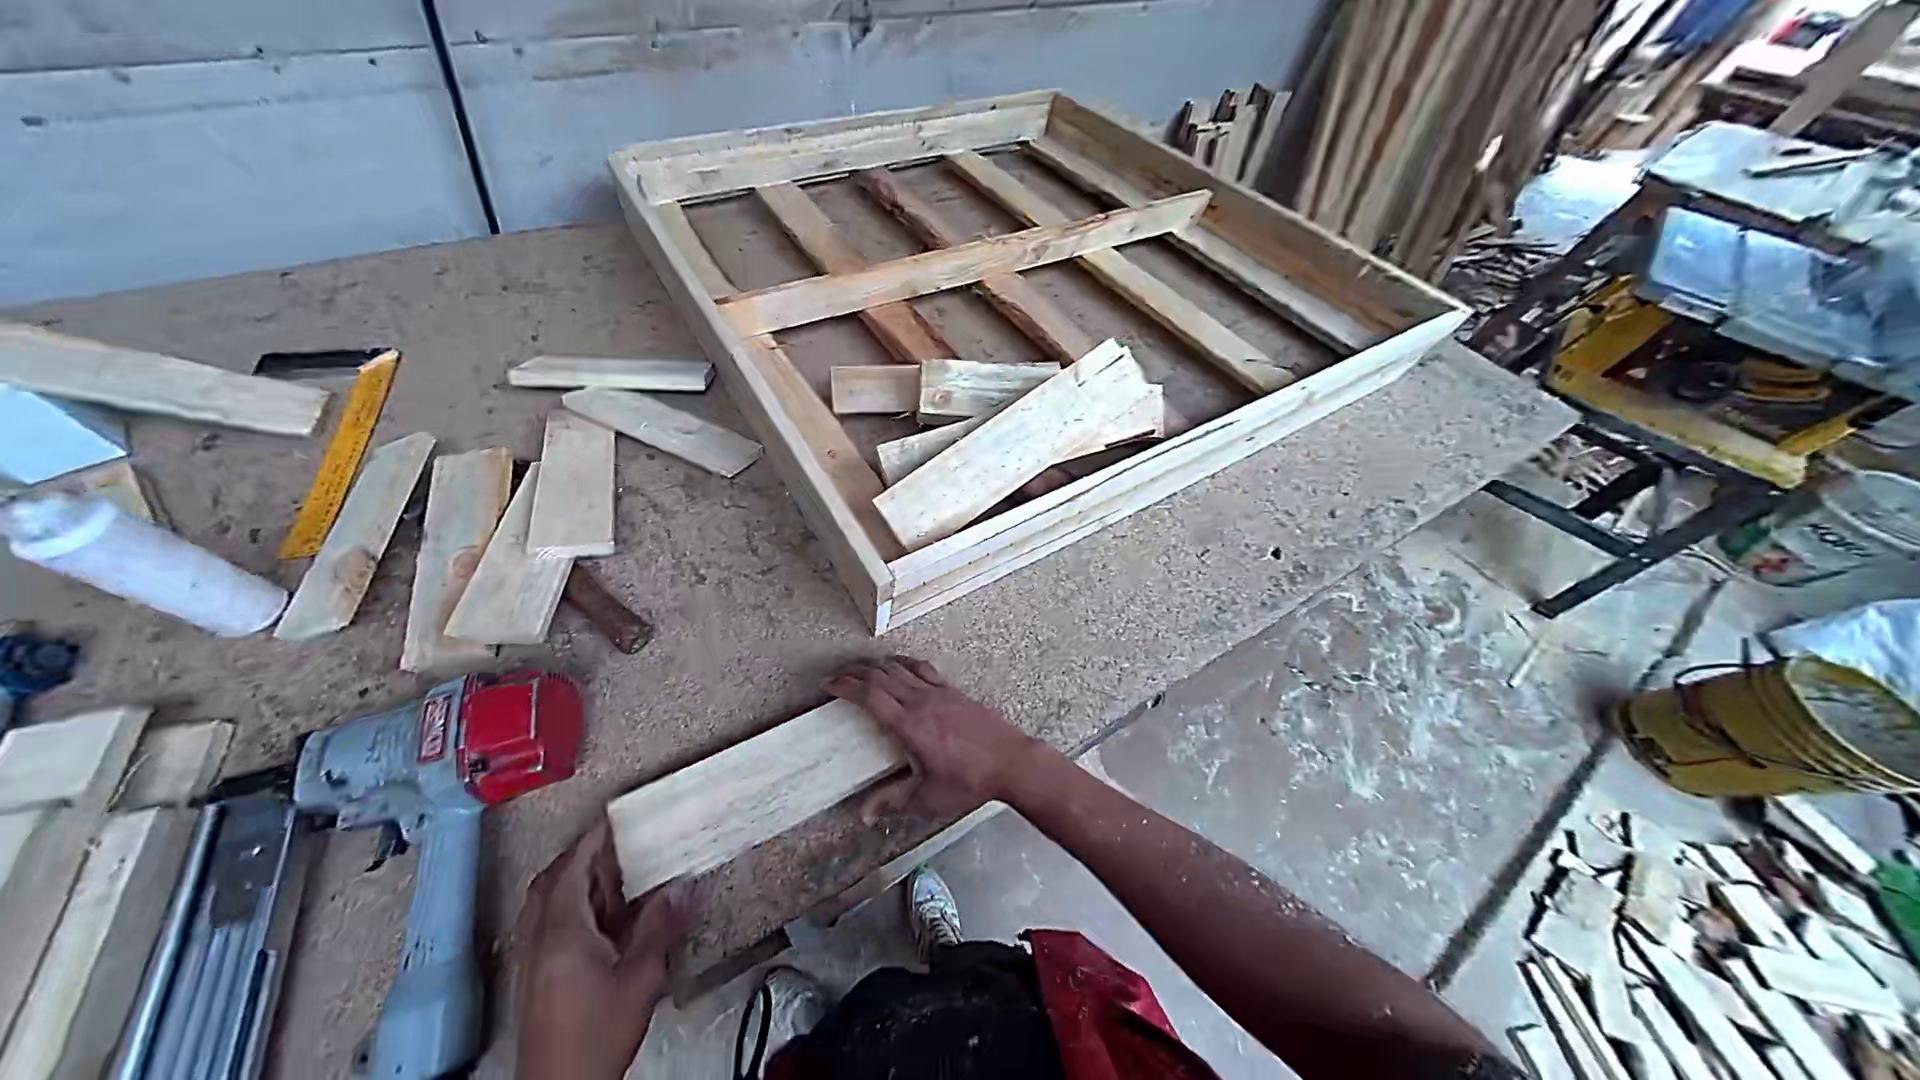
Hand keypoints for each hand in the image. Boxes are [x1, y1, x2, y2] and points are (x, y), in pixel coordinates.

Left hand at [512, 820, 693, 1078]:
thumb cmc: (596, 1037)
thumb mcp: (640, 977)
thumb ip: (660, 927)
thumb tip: (684, 887)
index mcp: (562, 933)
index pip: (571, 872)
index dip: (590, 842)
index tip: (610, 821)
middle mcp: (540, 942)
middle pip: (551, 885)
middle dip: (580, 858)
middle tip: (613, 844)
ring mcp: (535, 961)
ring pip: (547, 906)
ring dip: (575, 883)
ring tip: (613, 875)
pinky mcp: (539, 979)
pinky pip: (550, 926)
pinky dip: (573, 908)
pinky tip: (604, 918)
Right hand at [822, 656, 1054, 819]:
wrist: (1012, 762)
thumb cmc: (970, 781)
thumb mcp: (928, 798)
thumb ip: (893, 801)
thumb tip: (864, 813)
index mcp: (910, 725)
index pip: (871, 696)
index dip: (847, 686)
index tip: (830, 683)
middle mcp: (922, 702)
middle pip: (881, 676)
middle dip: (855, 671)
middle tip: (838, 674)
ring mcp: (940, 693)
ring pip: (901, 668)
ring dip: (878, 665)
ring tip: (862, 668)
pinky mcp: (954, 691)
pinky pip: (924, 669)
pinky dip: (905, 664)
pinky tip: (900, 665)